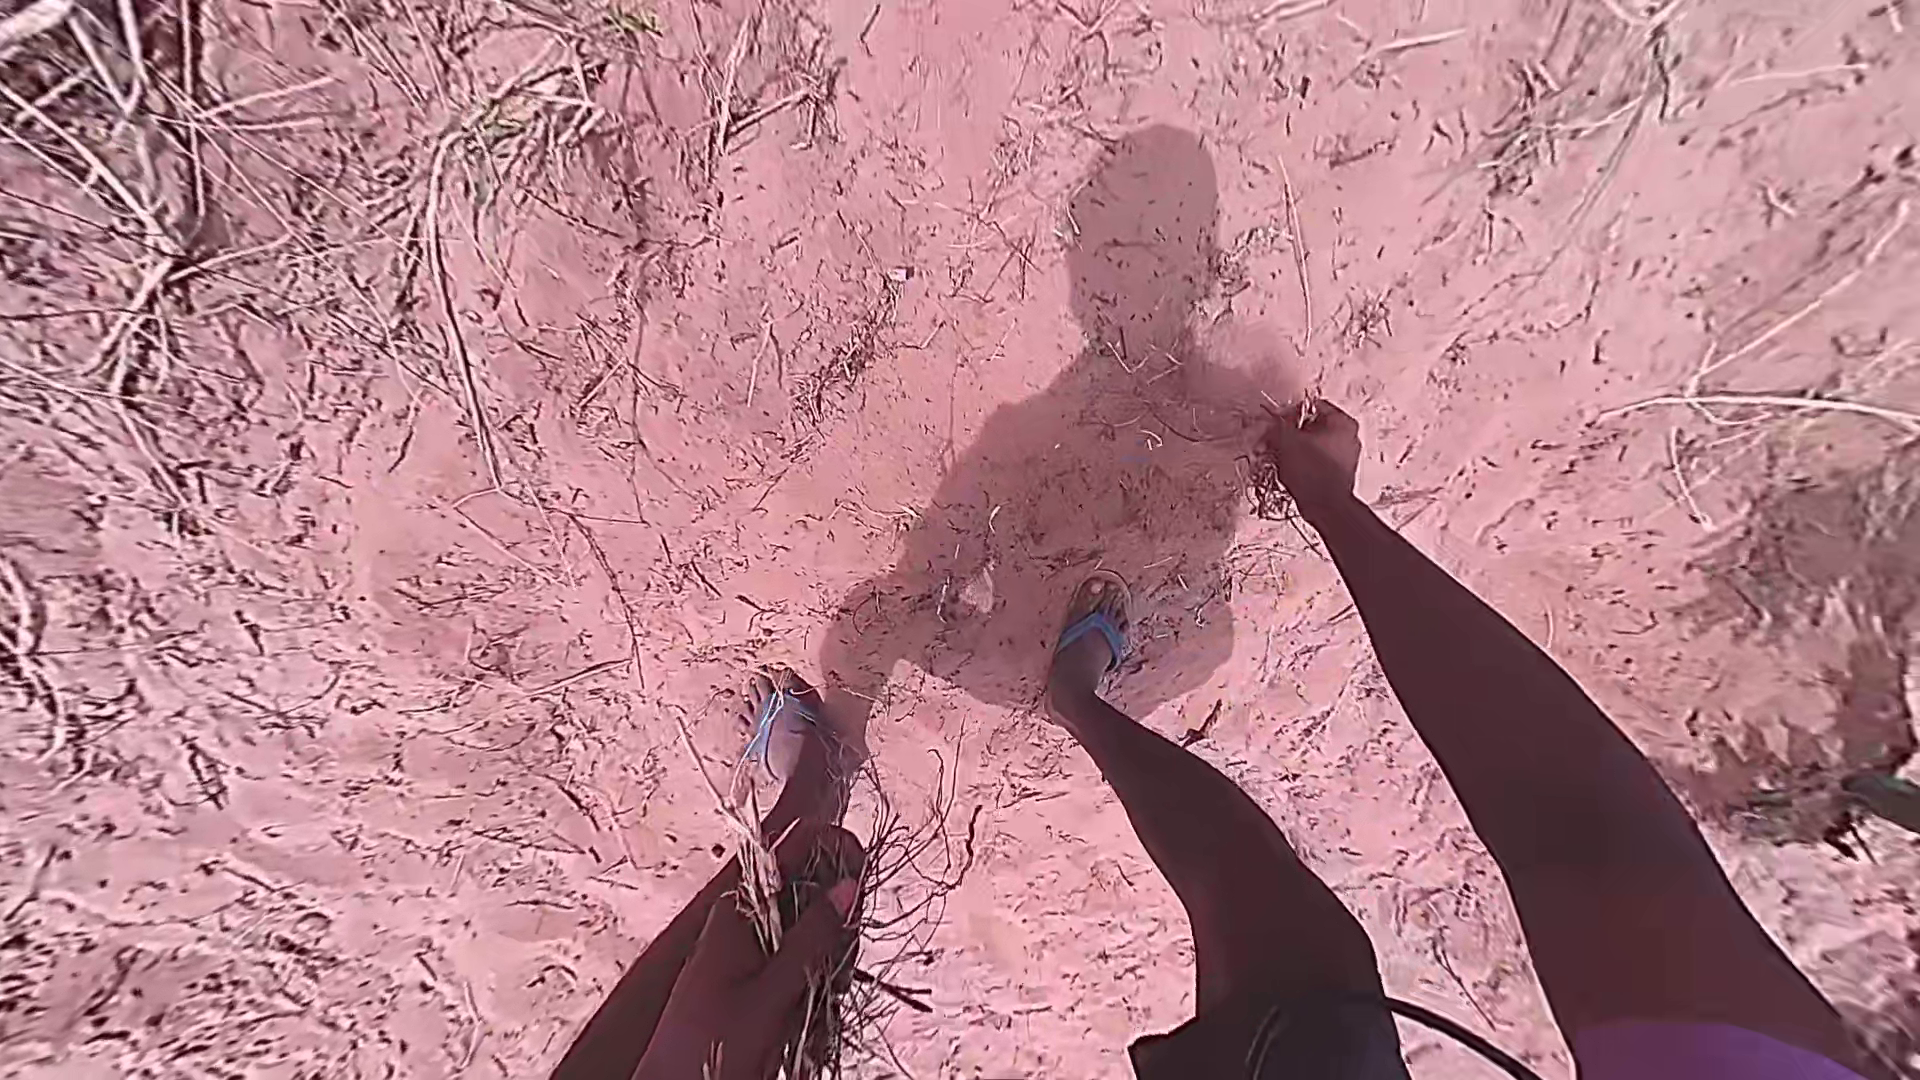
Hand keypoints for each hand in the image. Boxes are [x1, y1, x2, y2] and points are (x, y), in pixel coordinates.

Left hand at [634, 827, 863, 1079]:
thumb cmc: (706, 1051)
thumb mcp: (768, 994)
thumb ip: (813, 936)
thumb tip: (851, 883)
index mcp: (742, 903)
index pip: (797, 844)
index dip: (835, 846)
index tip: (863, 872)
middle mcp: (751, 914)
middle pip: (815, 885)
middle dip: (839, 919)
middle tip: (841, 962)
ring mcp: (758, 943)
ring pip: (817, 923)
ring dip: (832, 957)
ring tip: (824, 1000)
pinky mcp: (764, 973)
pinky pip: (807, 956)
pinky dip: (819, 979)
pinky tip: (816, 1014)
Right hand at [1260, 399, 1360, 515]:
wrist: (1324, 504)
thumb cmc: (1313, 472)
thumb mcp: (1287, 441)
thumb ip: (1280, 424)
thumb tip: (1275, 417)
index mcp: (1342, 423)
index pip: (1313, 405)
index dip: (1290, 413)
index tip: (1277, 422)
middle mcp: (1348, 436)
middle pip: (1312, 425)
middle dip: (1288, 433)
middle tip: (1273, 440)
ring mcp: (1344, 455)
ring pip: (1312, 443)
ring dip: (1292, 447)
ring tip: (1277, 456)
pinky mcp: (1337, 471)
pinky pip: (1315, 458)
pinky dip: (1300, 460)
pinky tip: (1289, 468)